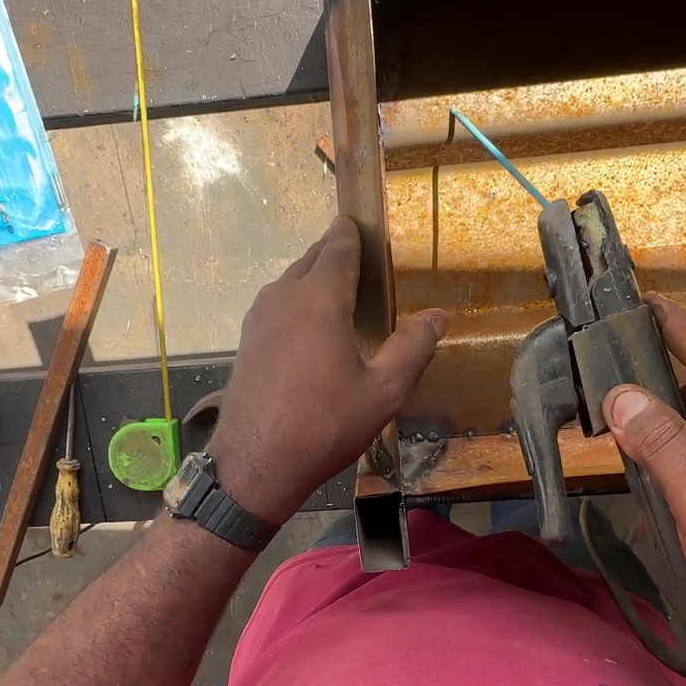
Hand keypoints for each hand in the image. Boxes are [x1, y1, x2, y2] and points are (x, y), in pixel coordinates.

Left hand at [205, 217, 447, 523]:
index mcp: (320, 298)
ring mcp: (258, 319)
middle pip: (311, 259)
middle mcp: (283, 296)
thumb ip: (412, 348)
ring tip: (339, 290)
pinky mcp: (247, 343)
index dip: (353, 232)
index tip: (363, 222)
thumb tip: (438, 315)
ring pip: (290, 282)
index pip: (338, 248)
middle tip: (360, 257)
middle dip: (334, 252)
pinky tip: (310, 326)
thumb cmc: (324, 425)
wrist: (256, 463)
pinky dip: (296, 302)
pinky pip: (276, 306)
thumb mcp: (382, 391)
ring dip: (313, 278)